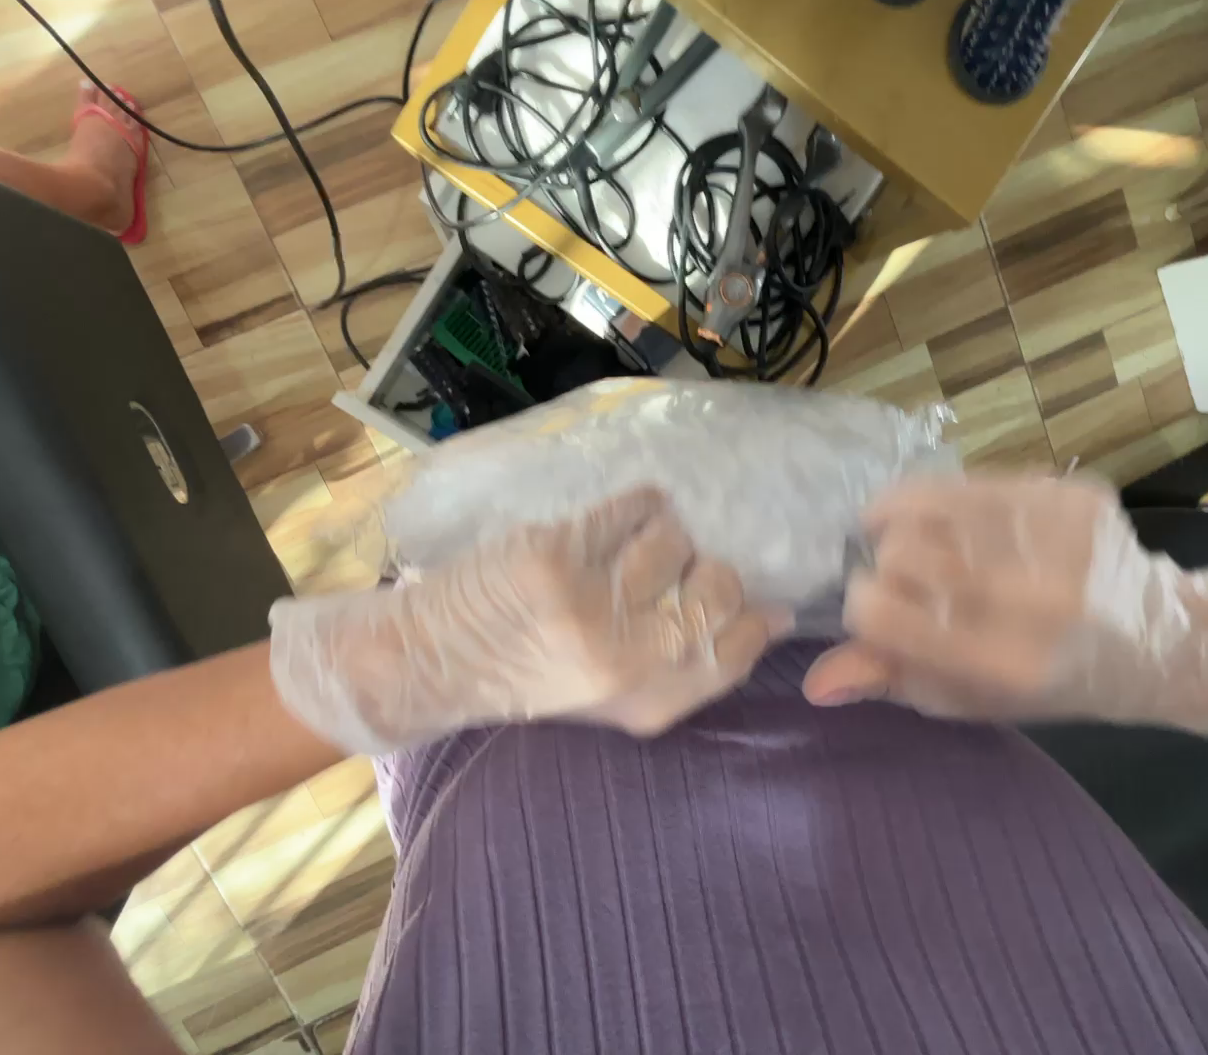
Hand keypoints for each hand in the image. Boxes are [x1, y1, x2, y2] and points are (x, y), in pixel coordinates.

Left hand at [270, 487, 788, 753]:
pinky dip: (634, 506)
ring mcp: (588, 604)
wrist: (435, 660)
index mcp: (647, 702)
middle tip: (658, 572)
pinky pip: (637, 505)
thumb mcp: (616, 697)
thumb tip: (773, 616)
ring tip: (617, 553)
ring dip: (655, 536)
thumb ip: (688, 663)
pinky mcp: (555, 555)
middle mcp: (624, 659)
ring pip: (675, 537)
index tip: (723, 595)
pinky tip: (608, 525)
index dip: (745, 613)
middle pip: (719, 584)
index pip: (738, 645)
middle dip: (698, 568)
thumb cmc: (530, 677)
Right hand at [802, 474, 1207, 743]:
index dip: (863, 608)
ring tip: (931, 545)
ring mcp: (1058, 538)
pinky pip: (968, 481)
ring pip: (927, 506)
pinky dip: (950, 502)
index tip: (879, 612)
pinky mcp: (1072, 494)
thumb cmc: (1045, 682)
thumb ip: (888, 680)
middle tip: (911, 578)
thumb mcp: (963, 699)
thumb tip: (815, 684)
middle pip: (900, 550)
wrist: (1158, 641)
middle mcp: (1033, 599)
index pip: (877, 611)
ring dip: (912, 526)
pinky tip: (967, 525)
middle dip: (888, 563)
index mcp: (1001, 662)